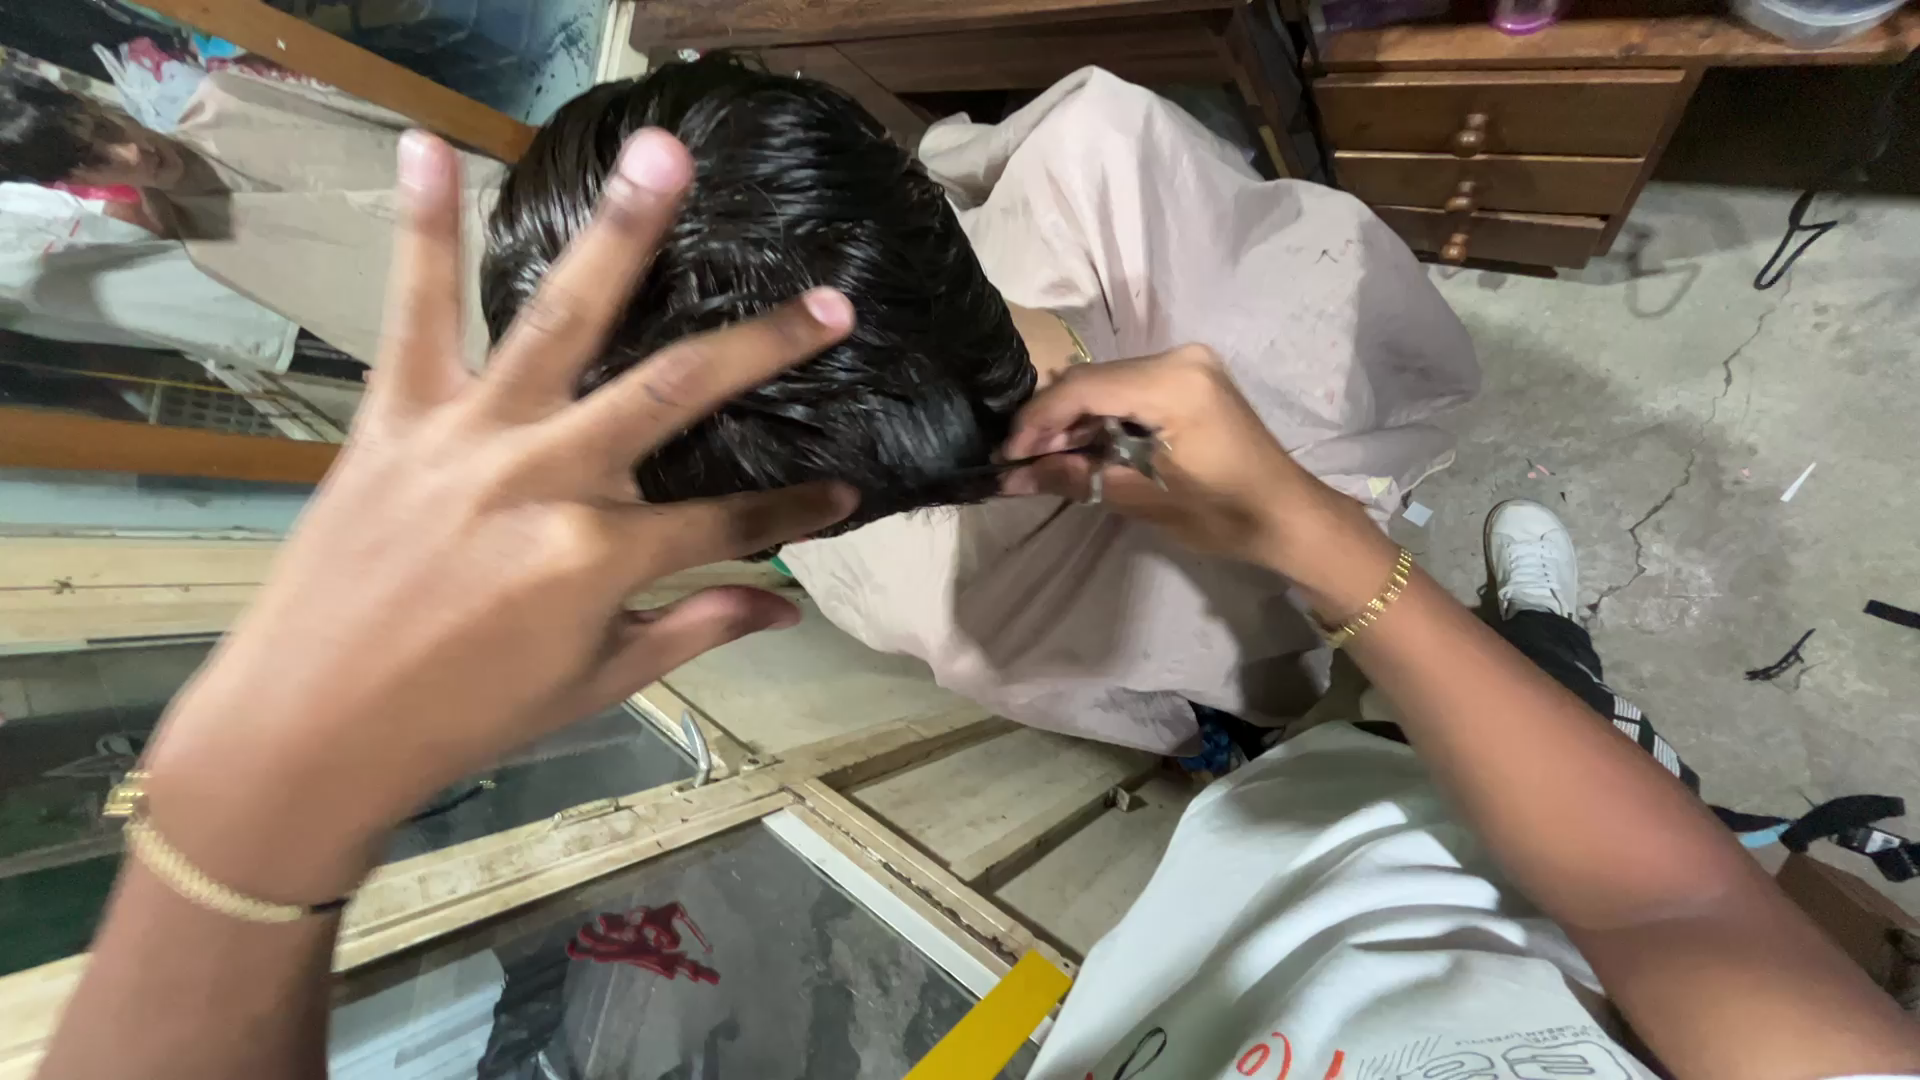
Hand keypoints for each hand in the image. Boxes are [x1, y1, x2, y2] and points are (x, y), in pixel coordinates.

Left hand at [139, 130, 857, 901]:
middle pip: (677, 393)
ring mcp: (470, 434)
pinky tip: (433, 147)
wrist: (304, 733)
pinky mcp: (397, 417)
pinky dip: (424, 233)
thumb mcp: (604, 679)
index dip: (799, 511)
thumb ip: (702, 627)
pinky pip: (415, 314)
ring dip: (620, 235)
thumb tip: (790, 607)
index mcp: (601, 557)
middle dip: (765, 346)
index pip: (733, 524)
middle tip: (831, 301)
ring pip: (562, 320)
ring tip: (664, 157)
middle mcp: (547, 477)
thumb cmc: (473, 716)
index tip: (847, 491)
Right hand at [998, 345, 1393, 612]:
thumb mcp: (1141, 498)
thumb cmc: (1223, 514)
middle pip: (1091, 381)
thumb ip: (1072, 477)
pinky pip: (1128, 390)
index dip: (1036, 420)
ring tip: (1051, 459)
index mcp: (1173, 383)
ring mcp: (1187, 364)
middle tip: (1025, 462)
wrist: (1287, 516)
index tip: (1008, 454)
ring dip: (1074, 420)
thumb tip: (1008, 477)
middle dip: (1052, 421)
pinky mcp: (1190, 378)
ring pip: (1106, 384)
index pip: (1082, 389)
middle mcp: (1179, 358)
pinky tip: (1086, 447)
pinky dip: (1101, 418)